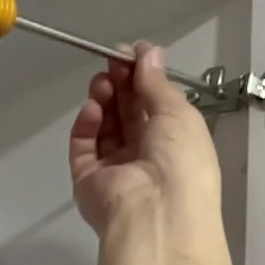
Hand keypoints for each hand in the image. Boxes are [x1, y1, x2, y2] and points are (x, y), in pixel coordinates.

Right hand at [68, 43, 220, 235]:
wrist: (156, 212)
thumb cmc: (180, 162)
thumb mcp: (179, 113)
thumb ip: (157, 82)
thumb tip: (147, 52)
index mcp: (176, 143)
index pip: (155, 105)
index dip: (144, 78)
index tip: (131, 53)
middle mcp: (146, 156)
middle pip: (128, 113)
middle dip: (121, 84)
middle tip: (112, 62)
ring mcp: (116, 169)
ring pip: (105, 127)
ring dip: (104, 100)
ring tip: (103, 82)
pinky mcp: (88, 179)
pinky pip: (84, 147)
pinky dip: (86, 124)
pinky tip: (93, 107)